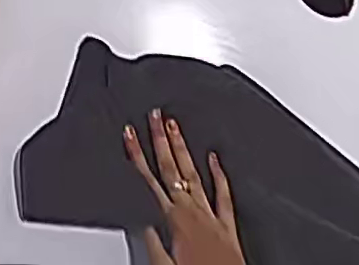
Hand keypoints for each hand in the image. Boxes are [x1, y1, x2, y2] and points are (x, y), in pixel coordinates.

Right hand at [124, 109, 246, 264]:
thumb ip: (152, 243)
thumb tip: (142, 220)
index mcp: (173, 220)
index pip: (148, 178)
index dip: (137, 153)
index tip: (130, 132)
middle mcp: (191, 212)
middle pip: (170, 168)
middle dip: (160, 139)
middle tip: (155, 115)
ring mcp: (210, 217)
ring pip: (193, 174)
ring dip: (182, 148)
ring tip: (174, 125)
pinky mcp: (228, 228)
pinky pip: (224, 196)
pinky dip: (219, 175)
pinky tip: (214, 157)